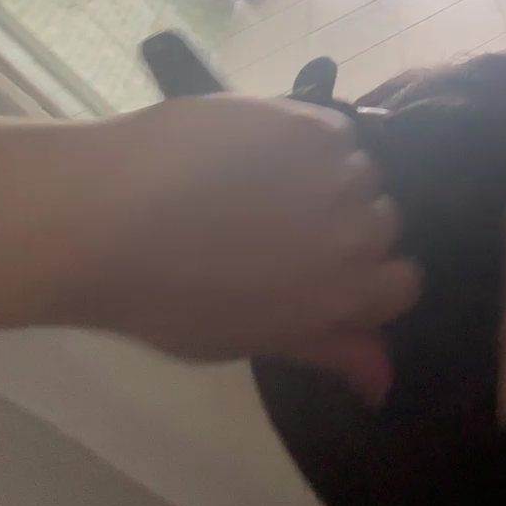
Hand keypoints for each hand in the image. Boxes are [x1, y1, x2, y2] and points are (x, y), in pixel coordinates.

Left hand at [56, 95, 419, 401]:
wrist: (102, 214)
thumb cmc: (162, 294)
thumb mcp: (247, 338)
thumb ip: (326, 348)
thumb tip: (383, 384)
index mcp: (345, 292)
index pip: (403, 283)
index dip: (369, 277)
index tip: (326, 269)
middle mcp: (359, 230)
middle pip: (383, 221)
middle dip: (346, 222)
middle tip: (286, 223)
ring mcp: (342, 170)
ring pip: (361, 169)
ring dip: (329, 175)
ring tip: (266, 179)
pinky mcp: (317, 122)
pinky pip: (336, 130)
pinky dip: (308, 138)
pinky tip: (260, 146)